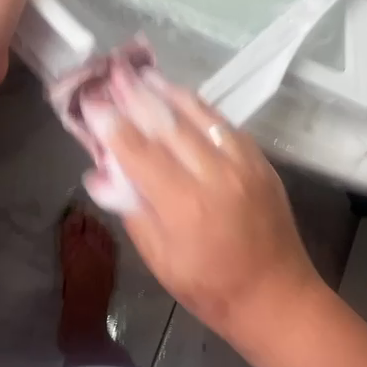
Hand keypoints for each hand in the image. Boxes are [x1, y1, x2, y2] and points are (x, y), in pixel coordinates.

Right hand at [84, 73, 325, 345]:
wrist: (276, 295)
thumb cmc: (209, 288)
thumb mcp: (159, 261)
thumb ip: (131, 210)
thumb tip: (100, 169)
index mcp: (184, 206)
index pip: (139, 152)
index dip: (112, 124)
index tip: (91, 102)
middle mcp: (215, 175)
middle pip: (168, 124)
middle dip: (136, 95)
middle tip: (113, 71)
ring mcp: (242, 162)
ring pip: (199, 115)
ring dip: (167, 91)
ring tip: (142, 73)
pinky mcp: (260, 159)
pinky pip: (223, 124)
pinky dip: (198, 107)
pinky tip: (179, 96)